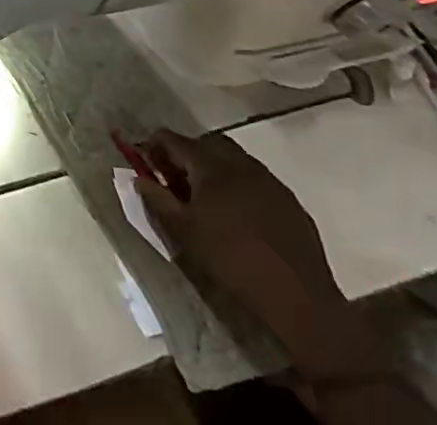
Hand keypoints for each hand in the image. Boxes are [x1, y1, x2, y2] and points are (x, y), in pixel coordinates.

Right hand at [136, 129, 376, 378]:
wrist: (297, 298)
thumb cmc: (229, 258)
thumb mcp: (181, 229)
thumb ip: (156, 198)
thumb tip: (139, 178)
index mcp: (213, 167)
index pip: (173, 139)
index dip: (153, 146)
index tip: (145, 163)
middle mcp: (244, 166)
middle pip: (208, 142)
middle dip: (186, 152)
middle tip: (173, 177)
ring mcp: (272, 183)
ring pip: (235, 159)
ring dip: (213, 167)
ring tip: (204, 196)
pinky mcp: (291, 203)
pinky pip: (257, 180)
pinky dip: (238, 184)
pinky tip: (235, 213)